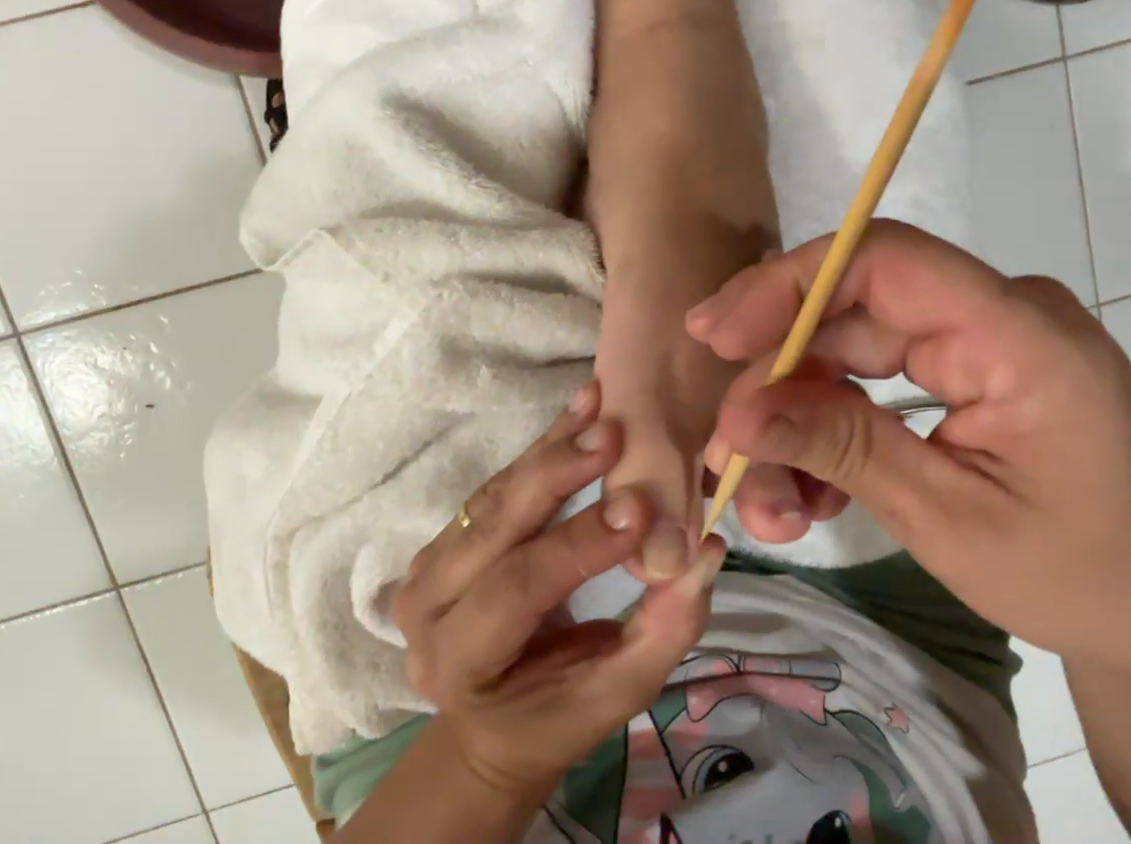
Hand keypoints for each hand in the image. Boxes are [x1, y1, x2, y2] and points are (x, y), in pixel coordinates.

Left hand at [390, 382, 724, 796]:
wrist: (492, 723)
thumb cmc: (558, 716)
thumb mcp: (617, 693)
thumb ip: (661, 630)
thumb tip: (705, 552)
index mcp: (459, 661)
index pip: (515, 590)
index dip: (575, 546)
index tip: (638, 507)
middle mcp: (425, 610)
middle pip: (489, 529)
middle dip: (554, 476)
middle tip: (612, 433)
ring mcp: (426, 568)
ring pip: (492, 496)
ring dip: (549, 449)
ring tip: (599, 406)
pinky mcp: (445, 539)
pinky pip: (495, 488)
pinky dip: (540, 451)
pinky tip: (579, 413)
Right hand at [688, 222, 1130, 683]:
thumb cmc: (1079, 576)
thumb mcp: (946, 516)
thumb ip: (842, 446)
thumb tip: (736, 412)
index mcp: (1020, 336)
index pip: (885, 261)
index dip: (787, 286)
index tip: (715, 338)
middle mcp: (998, 318)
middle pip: (852, 314)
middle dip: (778, 384)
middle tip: (726, 454)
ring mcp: (981, 345)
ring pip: (850, 354)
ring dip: (797, 421)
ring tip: (769, 503)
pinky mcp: (966, 375)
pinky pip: (874, 382)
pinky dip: (831, 431)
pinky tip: (808, 492)